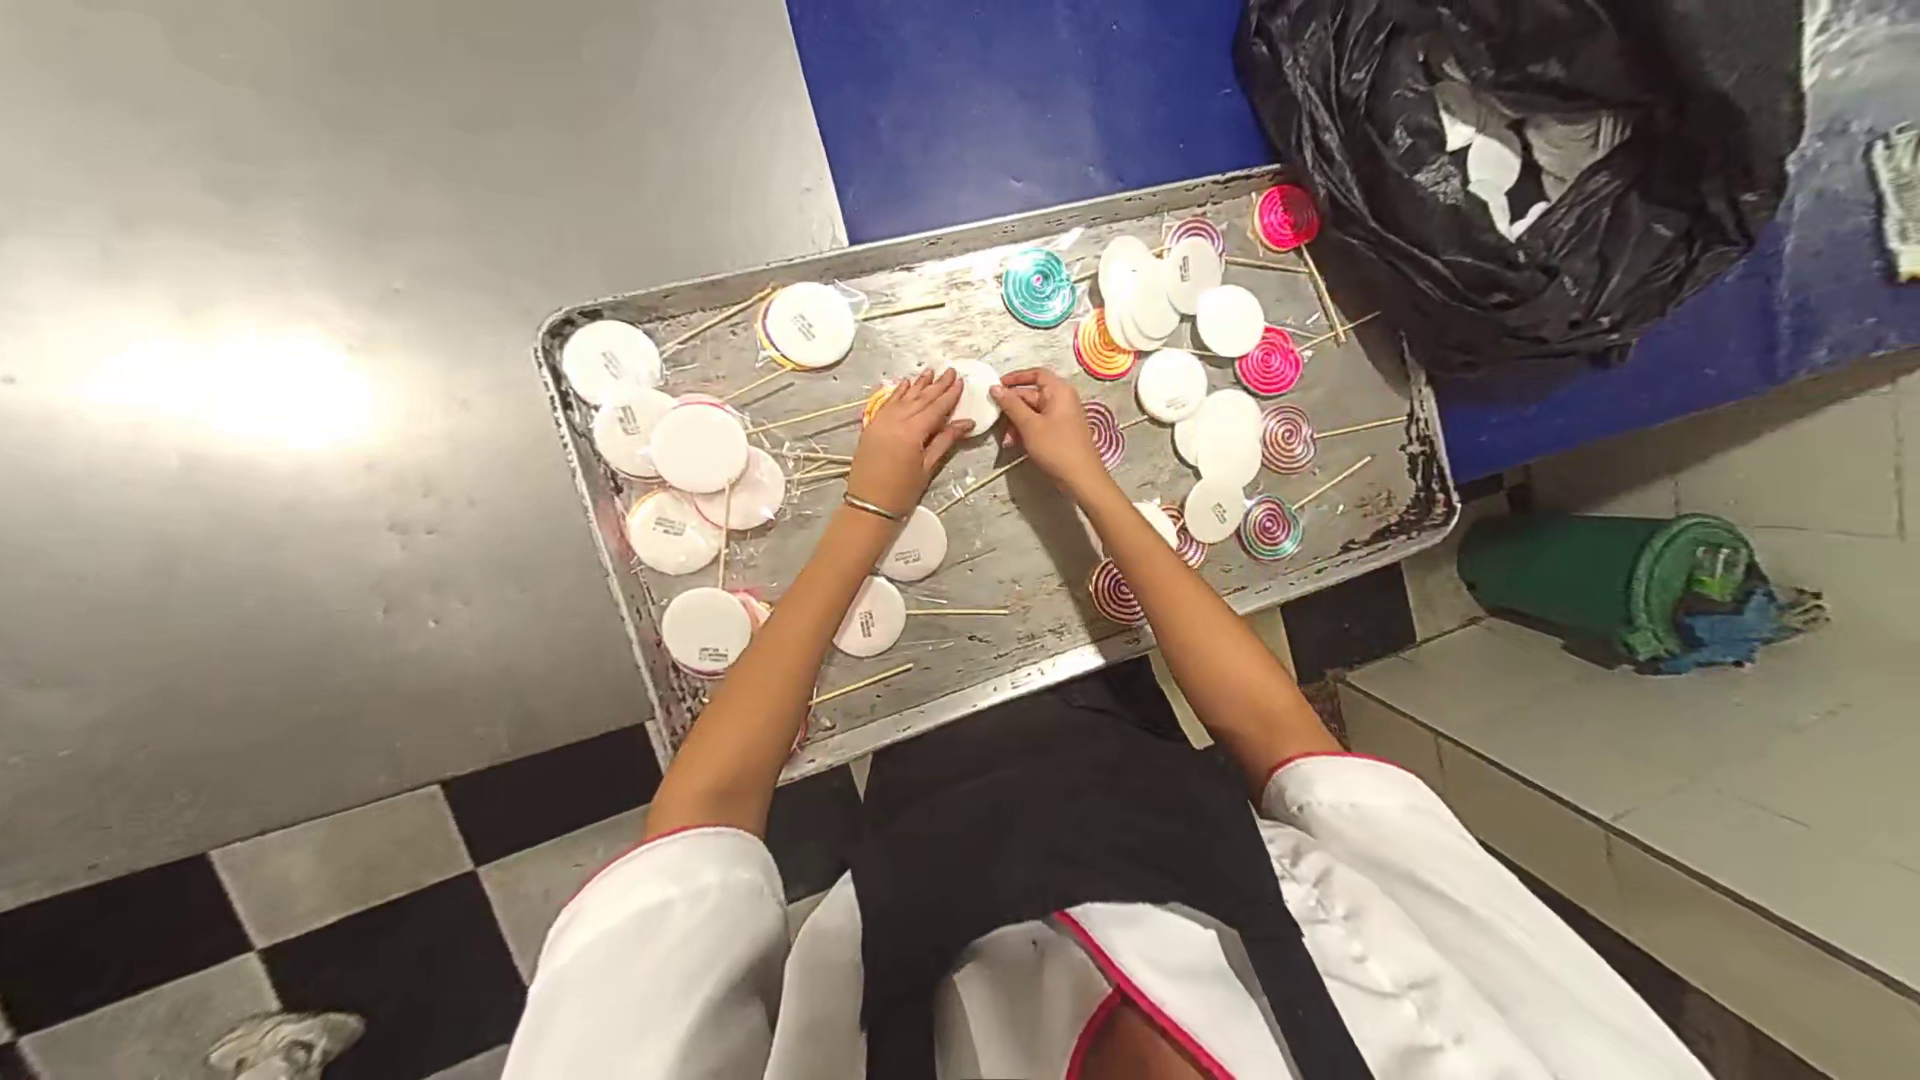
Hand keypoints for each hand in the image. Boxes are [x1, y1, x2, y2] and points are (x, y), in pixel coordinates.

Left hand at [847, 369, 971, 515]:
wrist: (868, 504)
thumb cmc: (902, 491)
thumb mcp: (928, 467)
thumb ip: (945, 440)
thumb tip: (966, 423)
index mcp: (912, 432)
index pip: (935, 408)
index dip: (949, 394)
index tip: (960, 381)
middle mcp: (895, 421)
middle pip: (920, 399)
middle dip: (936, 385)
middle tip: (950, 371)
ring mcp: (881, 422)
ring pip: (903, 398)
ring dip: (918, 384)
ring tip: (930, 372)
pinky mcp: (871, 426)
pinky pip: (887, 404)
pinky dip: (897, 393)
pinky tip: (905, 384)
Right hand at [990, 368, 1108, 493]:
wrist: (1081, 478)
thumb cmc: (1056, 448)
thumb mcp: (1029, 425)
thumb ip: (1011, 405)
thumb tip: (994, 387)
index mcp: (1059, 391)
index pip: (1036, 374)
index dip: (1016, 377)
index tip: (997, 386)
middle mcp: (1062, 400)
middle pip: (1031, 395)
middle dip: (1012, 408)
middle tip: (995, 419)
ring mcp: (1061, 417)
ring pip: (1032, 412)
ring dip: (1016, 423)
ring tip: (1006, 439)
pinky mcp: (1059, 432)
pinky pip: (1038, 425)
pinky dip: (1025, 431)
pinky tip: (1013, 444)